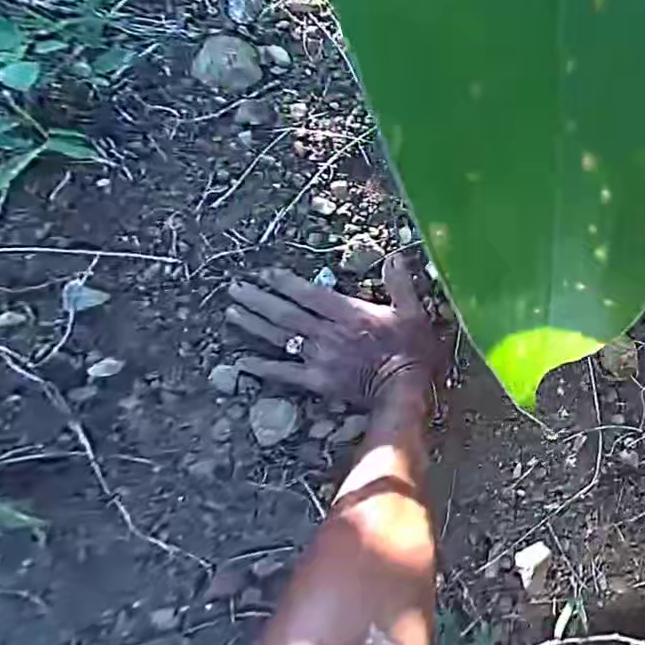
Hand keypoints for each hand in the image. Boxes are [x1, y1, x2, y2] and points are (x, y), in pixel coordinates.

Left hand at [226, 254, 441, 402]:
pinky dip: (262, 367)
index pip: (310, 294)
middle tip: (234, 288)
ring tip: (231, 312)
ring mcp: (319, 357)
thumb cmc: (412, 349)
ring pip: (281, 338)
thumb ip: (400, 283)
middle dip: (259, 299)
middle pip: (287, 314)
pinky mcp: (317, 380)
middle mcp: (328, 332)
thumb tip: (394, 256)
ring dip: (254, 325)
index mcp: (350, 313)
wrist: (404, 388)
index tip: (264, 274)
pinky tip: (241, 362)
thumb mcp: (413, 311)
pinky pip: (284, 373)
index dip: (286, 283)